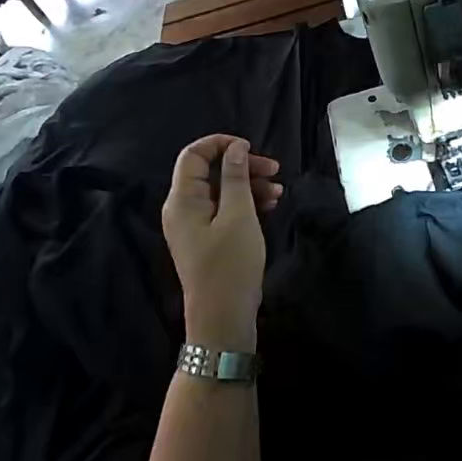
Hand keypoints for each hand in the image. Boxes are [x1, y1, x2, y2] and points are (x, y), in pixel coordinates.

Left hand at [161, 135, 282, 348]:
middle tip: (274, 168)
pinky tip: (270, 204)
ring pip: (222, 190)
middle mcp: (183, 208)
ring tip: (278, 191)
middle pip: (210, 171)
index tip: (251, 148)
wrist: (223, 316)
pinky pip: (225, 208)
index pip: (194, 155)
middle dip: (242, 165)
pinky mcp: (208, 238)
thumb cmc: (230, 264)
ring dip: (250, 184)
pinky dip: (247, 202)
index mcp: (183, 200)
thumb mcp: (239, 216)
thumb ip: (236, 177)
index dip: (221, 144)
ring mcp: (194, 225)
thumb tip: (236, 148)